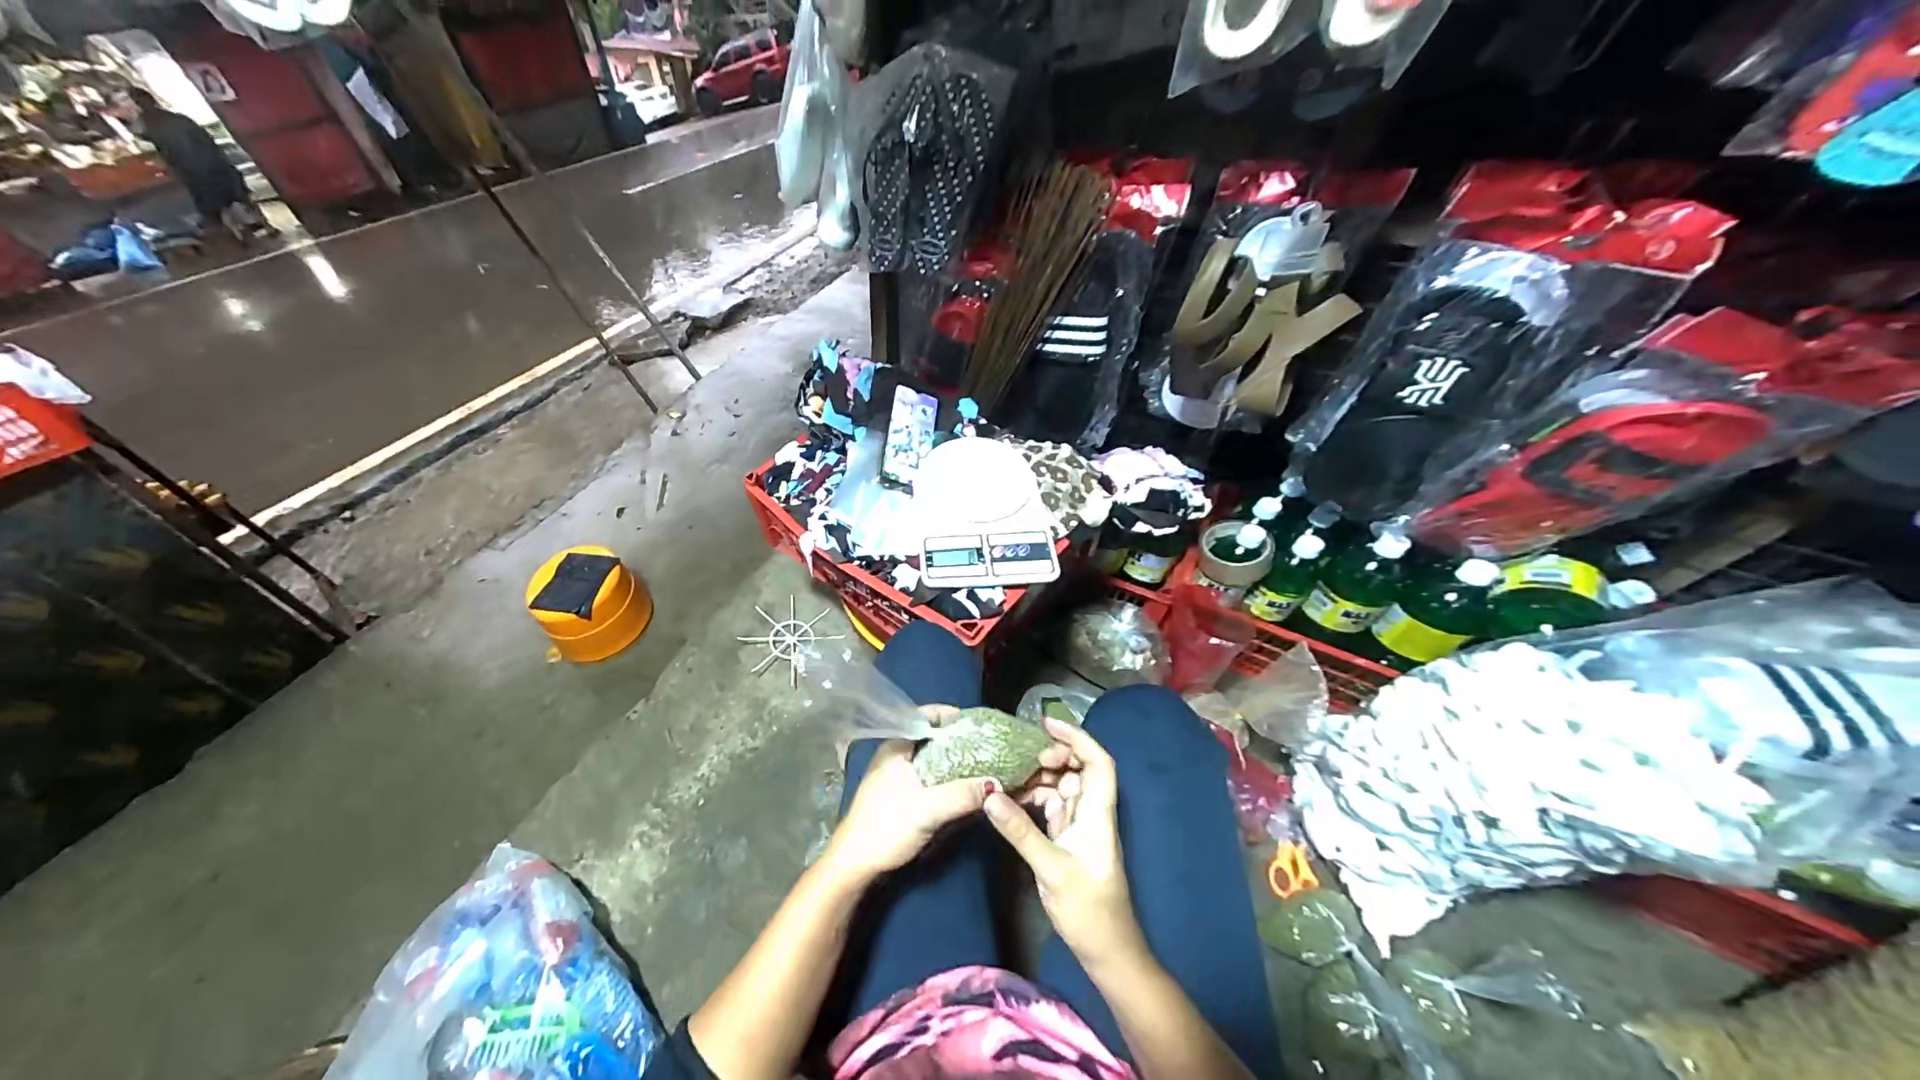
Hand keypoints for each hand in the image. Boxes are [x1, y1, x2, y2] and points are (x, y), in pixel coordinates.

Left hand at [824, 728, 989, 882]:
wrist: (855, 865)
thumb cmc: (885, 828)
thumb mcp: (927, 810)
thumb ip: (961, 795)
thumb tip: (997, 783)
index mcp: (896, 747)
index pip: (925, 716)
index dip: (951, 715)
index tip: (978, 722)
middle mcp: (897, 755)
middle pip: (933, 737)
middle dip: (959, 738)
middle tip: (988, 742)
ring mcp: (899, 775)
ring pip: (934, 757)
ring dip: (956, 759)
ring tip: (985, 760)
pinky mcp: (904, 794)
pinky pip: (933, 775)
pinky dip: (950, 775)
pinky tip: (968, 784)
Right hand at [984, 718, 1147, 971]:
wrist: (1106, 950)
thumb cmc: (1089, 908)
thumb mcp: (1051, 868)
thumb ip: (1020, 831)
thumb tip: (989, 795)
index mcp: (1098, 813)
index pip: (1098, 762)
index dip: (1077, 738)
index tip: (1047, 724)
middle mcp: (1091, 813)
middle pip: (1077, 770)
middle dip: (1053, 756)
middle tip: (1022, 755)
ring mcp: (1080, 827)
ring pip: (1062, 788)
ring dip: (1039, 778)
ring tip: (1010, 773)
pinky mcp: (1067, 841)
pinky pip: (1051, 809)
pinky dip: (1034, 800)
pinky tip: (1012, 799)